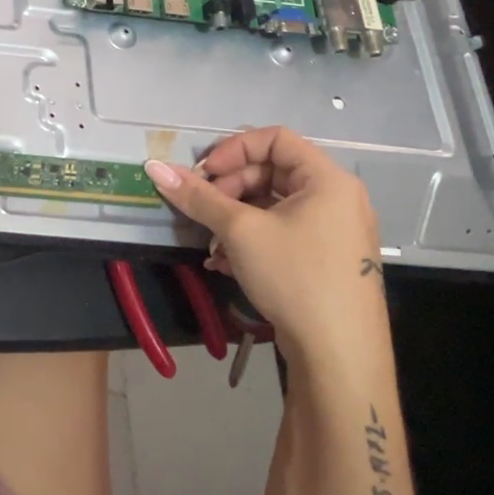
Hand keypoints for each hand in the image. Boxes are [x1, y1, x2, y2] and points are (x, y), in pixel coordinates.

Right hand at [145, 127, 386, 359]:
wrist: (339, 356)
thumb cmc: (295, 277)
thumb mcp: (239, 231)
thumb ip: (197, 196)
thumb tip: (154, 167)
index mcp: (328, 181)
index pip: (275, 138)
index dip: (234, 149)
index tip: (204, 174)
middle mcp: (337, 199)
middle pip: (272, 171)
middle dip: (229, 186)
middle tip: (202, 208)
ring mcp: (334, 232)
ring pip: (273, 205)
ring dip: (233, 216)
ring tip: (209, 241)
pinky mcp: (326, 260)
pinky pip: (282, 232)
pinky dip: (250, 238)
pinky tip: (223, 262)